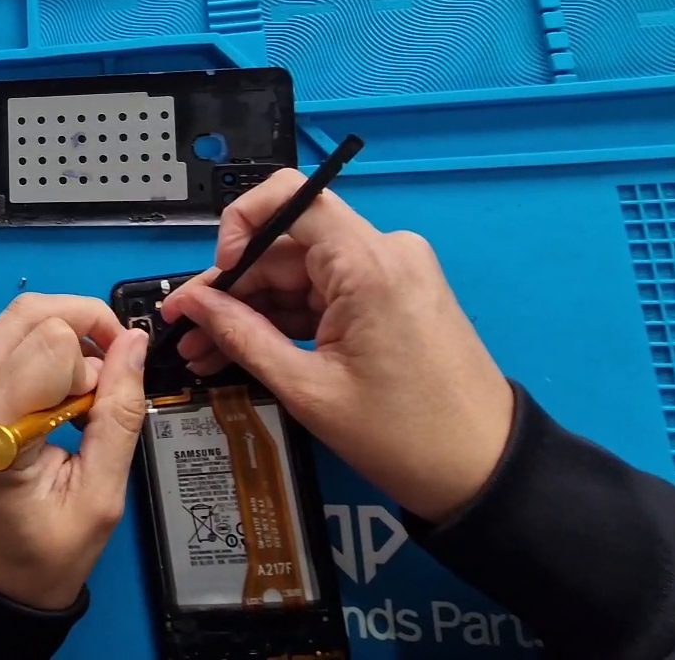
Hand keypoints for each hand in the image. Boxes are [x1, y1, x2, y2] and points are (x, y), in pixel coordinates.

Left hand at [0, 293, 149, 609]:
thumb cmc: (42, 559)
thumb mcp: (99, 498)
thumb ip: (119, 414)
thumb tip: (135, 342)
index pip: (49, 341)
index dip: (93, 355)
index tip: (107, 397)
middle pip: (28, 311)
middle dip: (82, 324)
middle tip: (108, 371)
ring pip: (15, 318)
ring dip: (62, 333)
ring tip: (85, 382)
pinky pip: (4, 340)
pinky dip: (41, 347)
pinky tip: (58, 389)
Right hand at [159, 170, 513, 522]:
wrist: (487, 476)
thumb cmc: (404, 437)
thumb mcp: (308, 388)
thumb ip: (240, 335)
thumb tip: (189, 304)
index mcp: (368, 263)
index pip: (289, 197)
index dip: (240, 224)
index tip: (218, 275)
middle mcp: (381, 251)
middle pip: (284, 246)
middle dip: (231, 288)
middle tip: (187, 328)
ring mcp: (387, 272)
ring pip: (295, 273)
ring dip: (249, 309)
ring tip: (204, 350)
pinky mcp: (386, 294)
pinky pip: (319, 292)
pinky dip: (282, 317)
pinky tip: (241, 347)